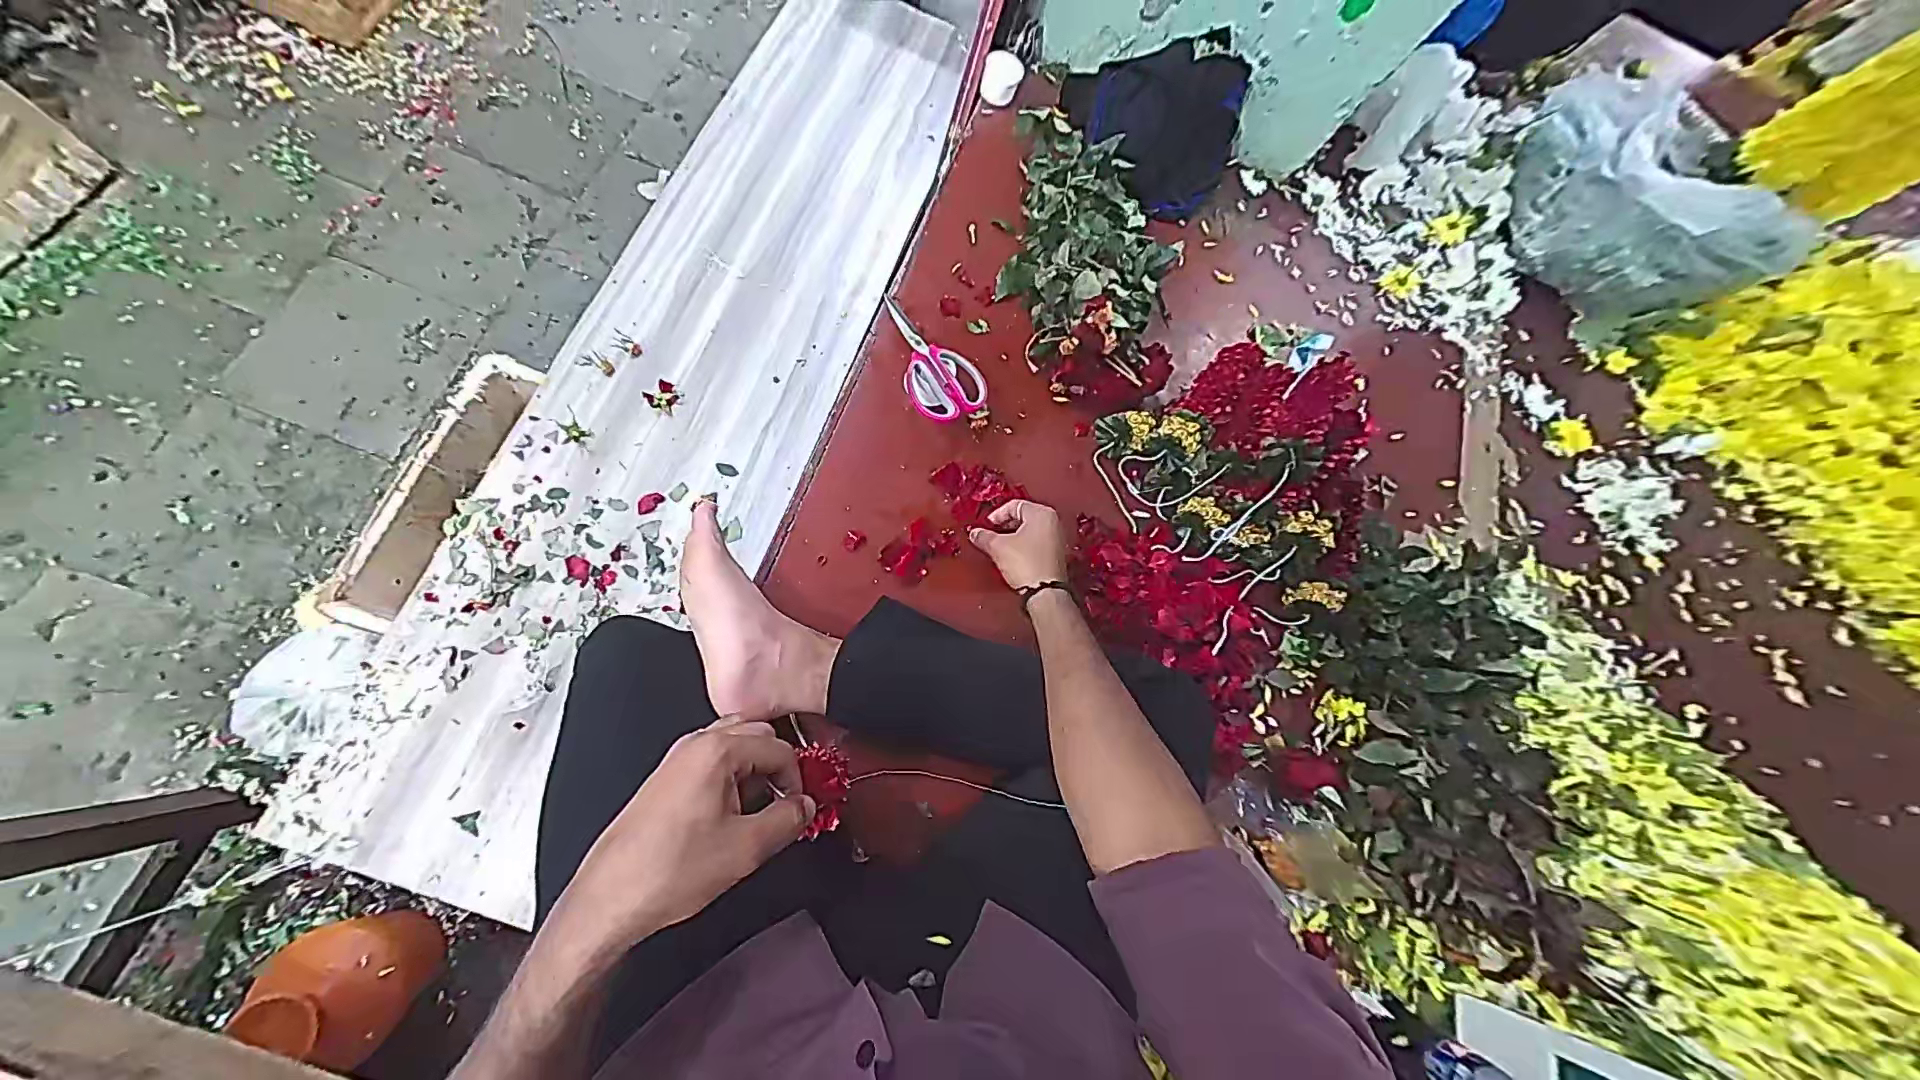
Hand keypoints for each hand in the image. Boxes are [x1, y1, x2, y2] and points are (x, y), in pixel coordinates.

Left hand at [551, 717, 813, 951]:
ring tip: (759, 809)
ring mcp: (678, 760)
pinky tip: (731, 814)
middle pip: (759, 735)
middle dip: (778, 767)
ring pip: (735, 744)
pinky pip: (713, 761)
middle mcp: (696, 745)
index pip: (780, 748)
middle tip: (785, 801)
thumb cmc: (665, 871)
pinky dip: (732, 776)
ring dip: (755, 769)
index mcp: (717, 751)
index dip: (798, 779)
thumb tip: (803, 807)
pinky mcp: (667, 779)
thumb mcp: (747, 848)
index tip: (798, 806)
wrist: (610, 898)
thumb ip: (788, 820)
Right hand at [968, 499, 1068, 591]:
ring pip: (1029, 531)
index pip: (1014, 505)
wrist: (1045, 592)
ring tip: (999, 547)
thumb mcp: (998, 547)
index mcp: (1041, 513)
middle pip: (1023, 516)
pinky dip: (1023, 546)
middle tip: (991, 535)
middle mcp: (1053, 522)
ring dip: (1013, 536)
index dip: (996, 515)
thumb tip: (975, 533)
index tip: (986, 526)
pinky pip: (1036, 543)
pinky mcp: (1056, 554)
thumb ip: (984, 536)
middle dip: (1004, 526)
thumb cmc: (1026, 563)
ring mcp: (1057, 538)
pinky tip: (1013, 557)